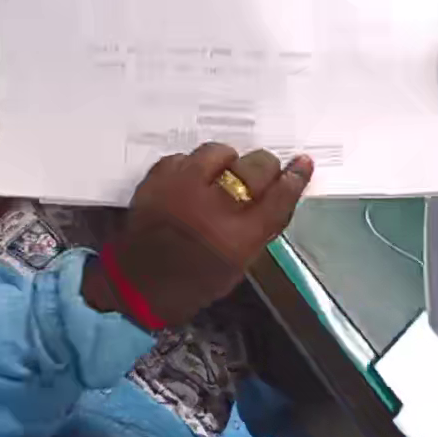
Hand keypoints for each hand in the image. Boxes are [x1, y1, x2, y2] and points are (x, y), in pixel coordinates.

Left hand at [83, 143, 314, 329]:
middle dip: (263, 166)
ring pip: (217, 152)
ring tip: (221, 174)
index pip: (279, 198)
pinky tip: (191, 180)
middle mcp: (212, 207)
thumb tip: (275, 195)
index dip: (294, 178)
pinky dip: (191, 166)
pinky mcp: (155, 179)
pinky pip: (183, 157)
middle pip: (254, 168)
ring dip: (225, 161)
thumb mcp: (237, 265)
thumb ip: (257, 230)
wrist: (136, 284)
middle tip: (260, 170)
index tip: (301, 164)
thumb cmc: (192, 283)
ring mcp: (181, 188)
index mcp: (239, 238)